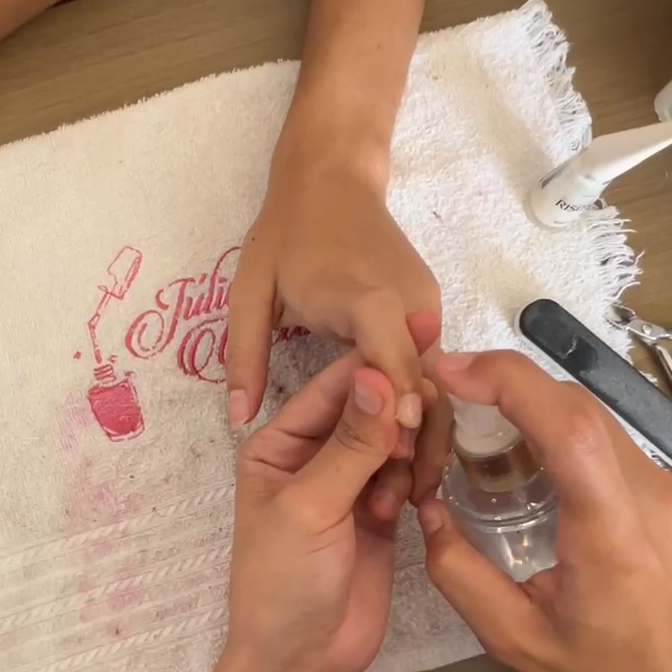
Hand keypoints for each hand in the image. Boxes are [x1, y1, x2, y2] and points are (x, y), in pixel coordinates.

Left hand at [224, 140, 442, 465]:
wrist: (333, 171)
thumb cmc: (287, 231)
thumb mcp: (249, 292)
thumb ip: (247, 354)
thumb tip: (238, 414)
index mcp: (364, 297)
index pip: (388, 358)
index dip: (391, 408)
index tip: (393, 456)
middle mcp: (409, 306)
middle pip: (421, 385)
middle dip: (411, 443)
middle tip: (396, 500)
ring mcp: (426, 312)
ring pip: (433, 388)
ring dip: (420, 438)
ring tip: (403, 494)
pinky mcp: (428, 319)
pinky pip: (430, 378)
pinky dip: (420, 417)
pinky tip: (404, 458)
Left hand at [225, 352, 406, 671]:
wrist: (304, 659)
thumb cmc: (285, 580)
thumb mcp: (310, 508)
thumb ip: (350, 444)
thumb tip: (381, 374)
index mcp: (280, 440)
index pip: (336, 384)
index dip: (380, 369)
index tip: (425, 360)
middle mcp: (316, 450)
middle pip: (376, 402)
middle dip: (403, 414)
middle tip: (414, 447)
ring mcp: (353, 478)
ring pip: (400, 433)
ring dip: (412, 452)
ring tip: (404, 493)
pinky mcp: (384, 506)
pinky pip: (412, 469)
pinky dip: (419, 476)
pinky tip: (413, 503)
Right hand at [415, 351, 671, 671]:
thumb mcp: (514, 638)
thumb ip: (459, 573)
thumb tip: (428, 508)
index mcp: (612, 531)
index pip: (567, 426)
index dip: (508, 382)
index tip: (451, 369)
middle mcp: (650, 493)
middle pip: (577, 406)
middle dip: (509, 379)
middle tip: (449, 386)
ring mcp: (669, 486)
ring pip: (593, 415)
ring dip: (532, 401)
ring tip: (475, 412)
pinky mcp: (670, 490)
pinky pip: (606, 438)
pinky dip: (557, 425)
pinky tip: (523, 450)